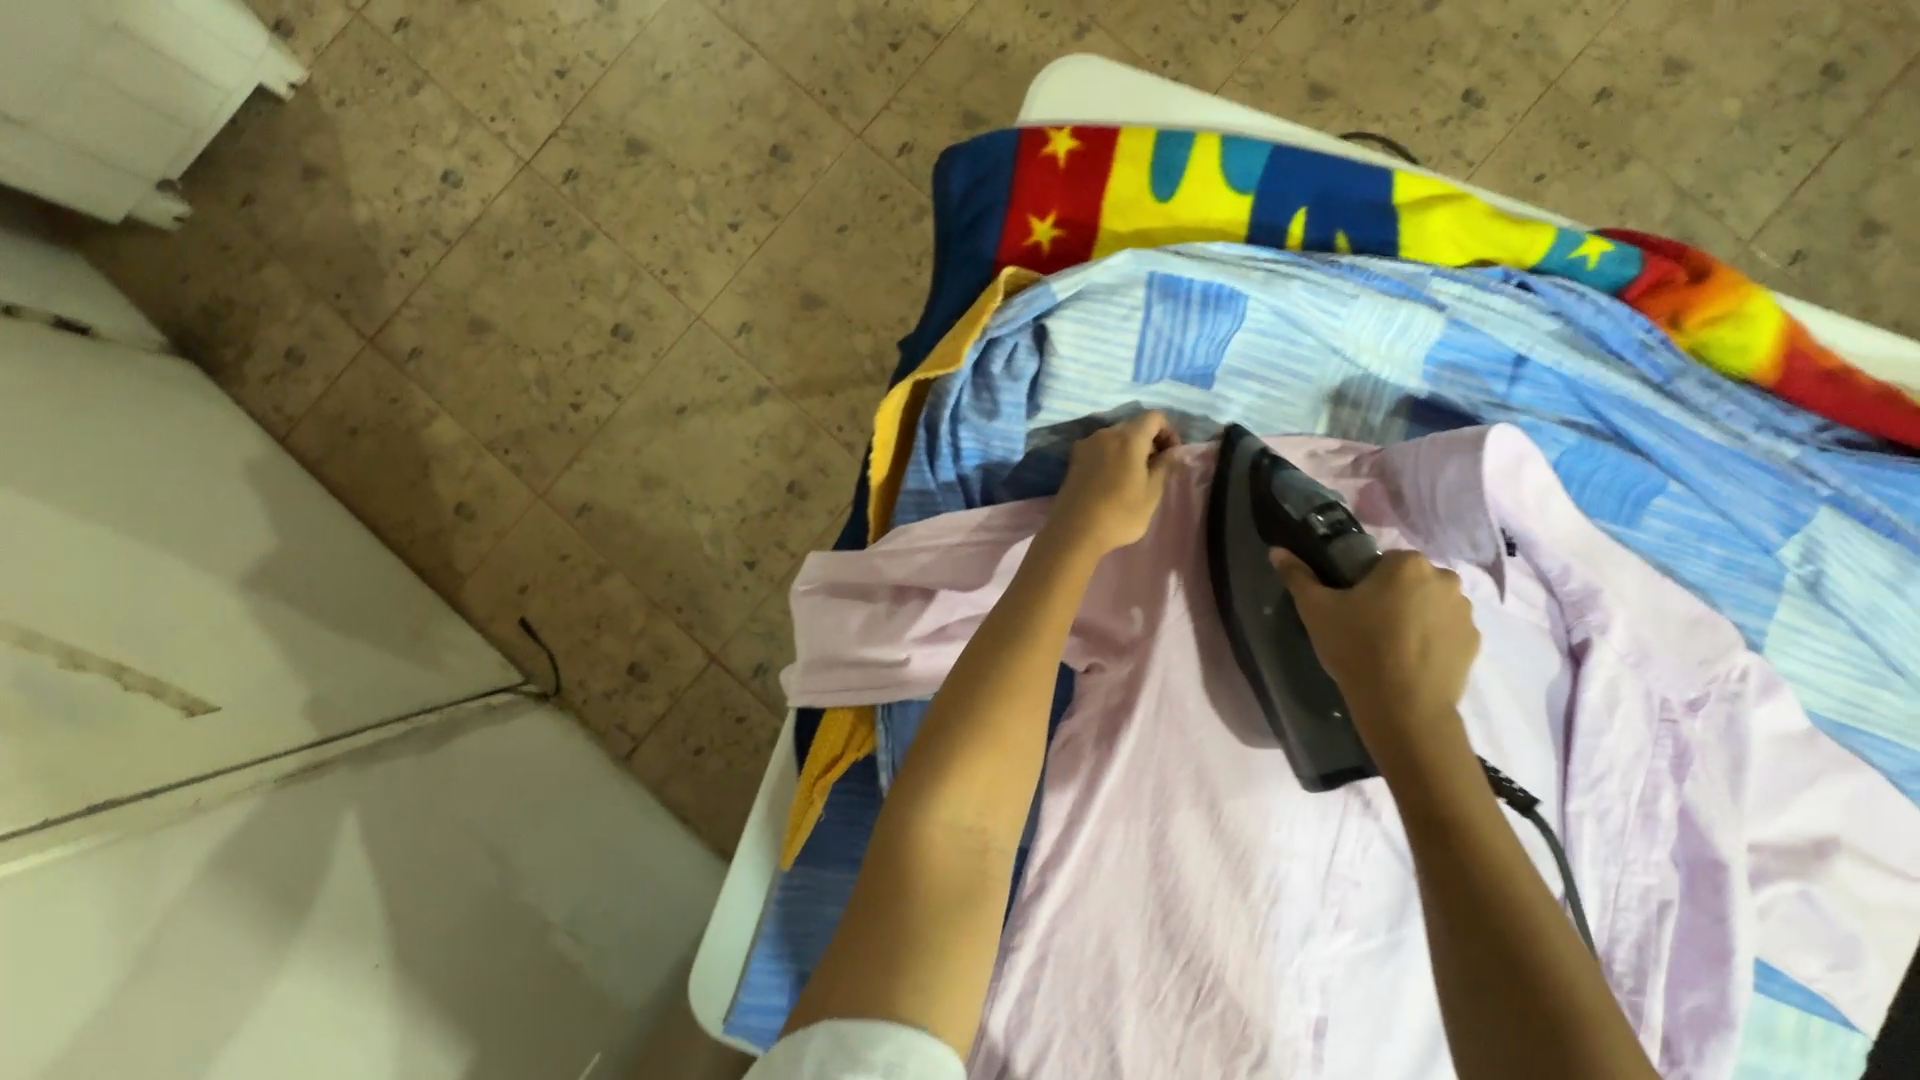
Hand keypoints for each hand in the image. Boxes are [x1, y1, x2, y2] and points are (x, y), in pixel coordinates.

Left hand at [1045, 411, 1179, 555]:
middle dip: (1149, 441)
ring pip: (1115, 437)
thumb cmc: (1119, 514)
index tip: (1172, 455)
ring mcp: (1086, 445)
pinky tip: (1113, 481)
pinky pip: (1100, 449)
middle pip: (1134, 426)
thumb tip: (1173, 451)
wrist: (1074, 531)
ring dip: (1129, 449)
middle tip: (1156, 468)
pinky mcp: (1073, 459)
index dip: (1169, 431)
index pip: (1154, 417)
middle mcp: (1105, 434)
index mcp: (1128, 438)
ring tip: (1134, 477)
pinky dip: (1112, 456)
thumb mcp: (1151, 493)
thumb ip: (1164, 466)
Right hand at [1270, 549, 1481, 759]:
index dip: (1365, 582)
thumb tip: (1277, 551)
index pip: (1384, 561)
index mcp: (1407, 563)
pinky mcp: (1474, 642)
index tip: (1352, 606)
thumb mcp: (1316, 611)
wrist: (1403, 707)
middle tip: (1368, 627)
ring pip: (1432, 605)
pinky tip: (1411, 661)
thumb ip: (1298, 576)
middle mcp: (1445, 579)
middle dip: (1394, 597)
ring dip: (1416, 616)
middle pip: (1411, 581)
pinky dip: (1433, 640)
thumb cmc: (1357, 649)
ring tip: (1391, 648)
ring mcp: (1465, 612)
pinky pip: (1447, 631)